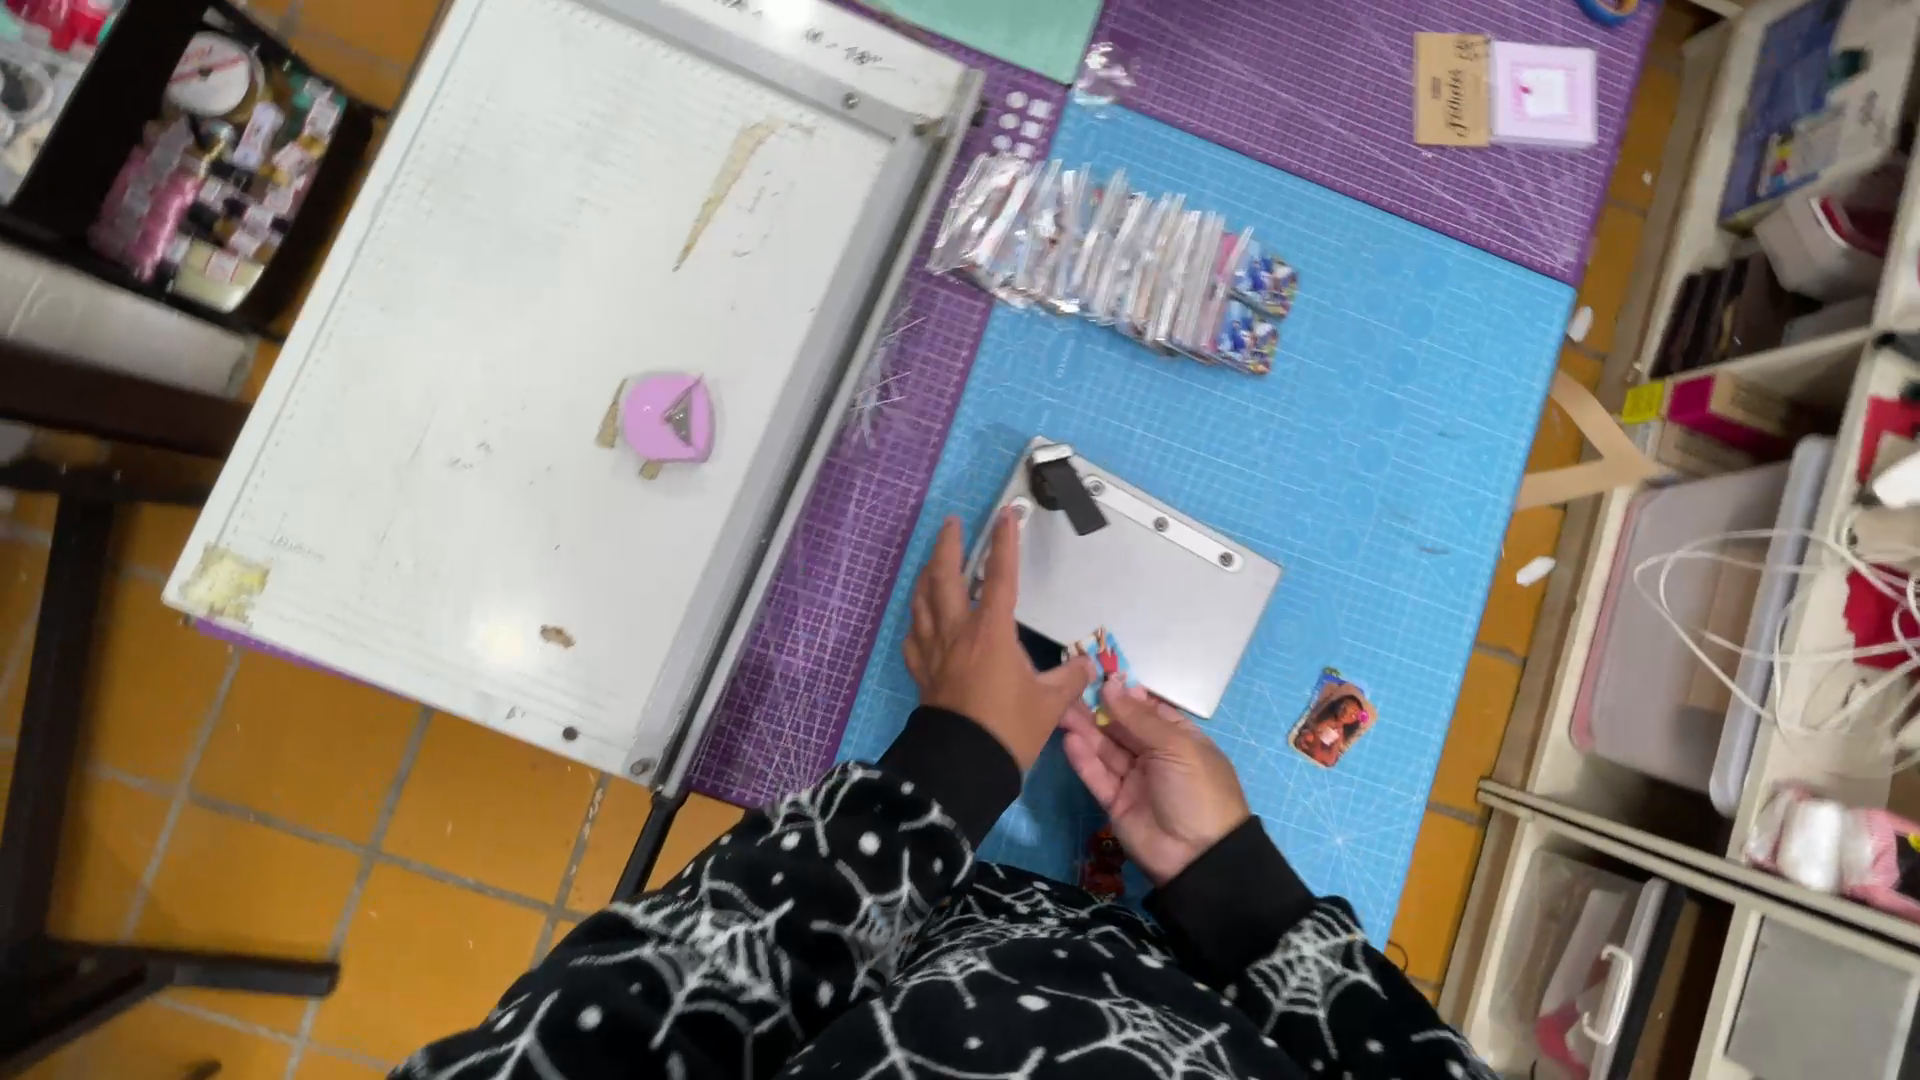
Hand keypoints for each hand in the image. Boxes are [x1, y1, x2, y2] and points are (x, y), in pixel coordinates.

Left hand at [904, 510, 1095, 769]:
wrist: (962, 767)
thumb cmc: (1008, 730)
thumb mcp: (1049, 704)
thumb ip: (1069, 679)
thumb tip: (1086, 665)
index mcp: (990, 633)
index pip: (1000, 577)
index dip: (1004, 543)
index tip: (1006, 516)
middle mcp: (956, 633)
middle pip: (945, 577)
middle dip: (948, 545)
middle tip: (951, 524)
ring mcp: (933, 651)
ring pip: (922, 600)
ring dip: (927, 573)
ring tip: (934, 560)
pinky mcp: (922, 671)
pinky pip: (914, 633)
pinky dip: (917, 616)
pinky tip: (921, 615)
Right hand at [1060, 679, 1250, 886]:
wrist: (1199, 857)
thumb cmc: (1197, 789)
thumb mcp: (1175, 746)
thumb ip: (1138, 717)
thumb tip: (1111, 684)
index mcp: (1179, 739)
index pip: (1147, 710)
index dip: (1124, 695)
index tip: (1096, 677)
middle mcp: (1155, 756)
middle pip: (1121, 727)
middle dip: (1098, 709)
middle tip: (1069, 689)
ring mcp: (1134, 780)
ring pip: (1105, 749)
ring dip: (1085, 729)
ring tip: (1061, 709)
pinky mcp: (1116, 802)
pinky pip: (1098, 775)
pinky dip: (1083, 758)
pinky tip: (1069, 739)